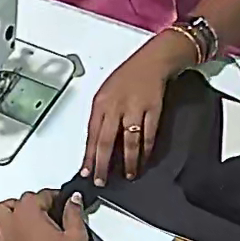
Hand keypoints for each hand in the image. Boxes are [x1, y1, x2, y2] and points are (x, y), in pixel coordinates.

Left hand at [0, 189, 88, 240]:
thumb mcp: (76, 238)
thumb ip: (74, 215)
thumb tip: (73, 201)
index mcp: (30, 211)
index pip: (42, 194)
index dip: (56, 196)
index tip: (64, 201)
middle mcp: (12, 220)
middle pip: (20, 200)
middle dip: (36, 202)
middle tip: (50, 210)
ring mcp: (3, 235)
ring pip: (0, 211)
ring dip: (11, 209)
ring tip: (24, 214)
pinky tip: (3, 229)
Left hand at [82, 29, 194, 184]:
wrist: (153, 60)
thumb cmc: (128, 77)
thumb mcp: (106, 93)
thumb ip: (101, 117)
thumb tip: (96, 143)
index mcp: (100, 103)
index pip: (91, 134)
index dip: (88, 155)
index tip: (86, 171)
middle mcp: (115, 106)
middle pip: (106, 141)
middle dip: (102, 164)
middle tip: (101, 180)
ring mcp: (135, 108)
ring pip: (129, 142)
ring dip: (127, 161)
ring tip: (127, 175)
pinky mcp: (153, 109)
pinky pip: (148, 135)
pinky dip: (146, 150)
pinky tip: (144, 160)